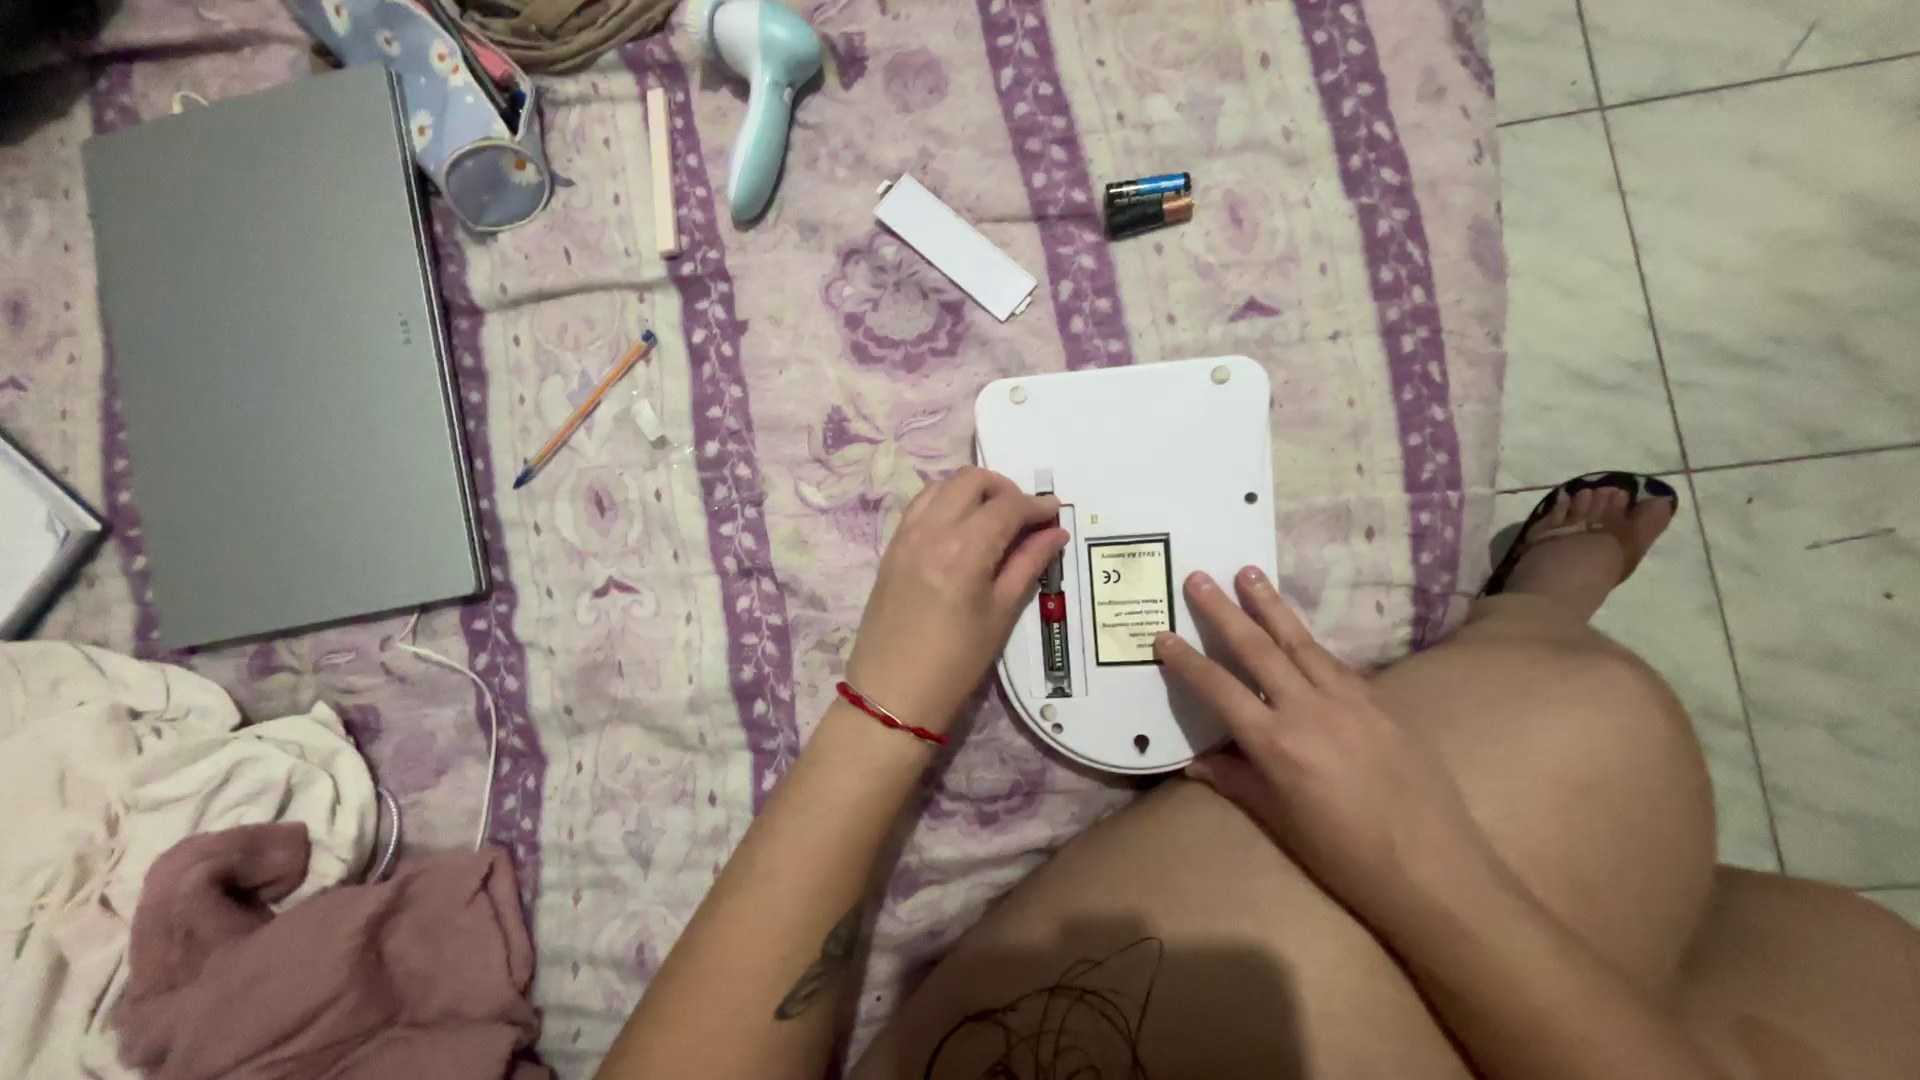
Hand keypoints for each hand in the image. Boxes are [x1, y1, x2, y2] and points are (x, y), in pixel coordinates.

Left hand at [844, 467, 1067, 734]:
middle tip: (1024, 516)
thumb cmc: (956, 662)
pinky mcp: (891, 546)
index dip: (1036, 505)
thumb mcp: (1000, 614)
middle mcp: (932, 530)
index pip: (1008, 506)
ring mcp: (906, 535)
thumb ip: (1028, 564)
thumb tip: (1055, 533)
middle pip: (971, 480)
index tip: (1055, 513)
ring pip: (942, 485)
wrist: (892, 693)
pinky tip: (961, 529)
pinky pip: (920, 505)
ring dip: (972, 491)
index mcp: (964, 549)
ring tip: (993, 520)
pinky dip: (945, 502)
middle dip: (1004, 489)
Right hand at [1154, 567, 1506, 931]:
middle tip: (1198, 577)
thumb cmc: (1345, 856)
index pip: (1219, 689)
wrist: (1434, 869)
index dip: (1187, 661)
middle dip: (1224, 610)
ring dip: (1270, 605)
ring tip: (1248, 573)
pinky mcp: (1380, 702)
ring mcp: (1349, 701)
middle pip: (1258, 648)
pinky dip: (1308, 640)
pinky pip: (1335, 662)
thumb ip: (1235, 780)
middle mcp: (1309, 710)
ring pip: (1300, 641)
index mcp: (1276, 744)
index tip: (1163, 635)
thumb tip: (1195, 761)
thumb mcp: (1279, 821)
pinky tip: (1297, 630)